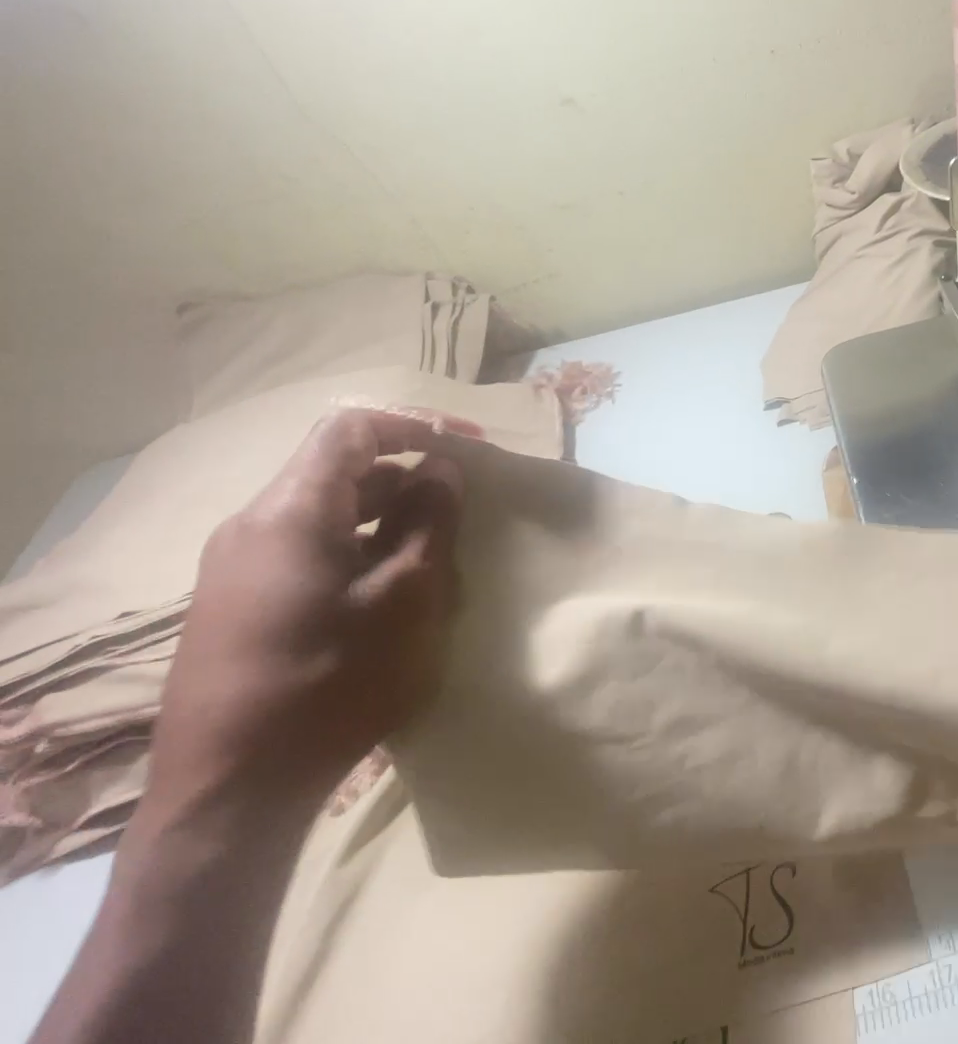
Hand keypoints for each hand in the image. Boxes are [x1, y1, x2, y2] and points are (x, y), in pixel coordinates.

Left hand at [149, 408, 478, 814]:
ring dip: (392, 528)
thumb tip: (439, 469)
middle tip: (467, 522)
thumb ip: (428, 522)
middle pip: (342, 474)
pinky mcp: (243, 604)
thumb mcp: (405, 597)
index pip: (351, 431)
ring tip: (440, 571)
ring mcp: (242, 567)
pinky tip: (395, 605)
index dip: (416, 427)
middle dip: (412, 486)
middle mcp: (256, 525)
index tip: (472, 450)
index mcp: (291, 512)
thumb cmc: (334, 680)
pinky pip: (315, 555)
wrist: (234, 780)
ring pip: (333, 519)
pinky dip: (364, 558)